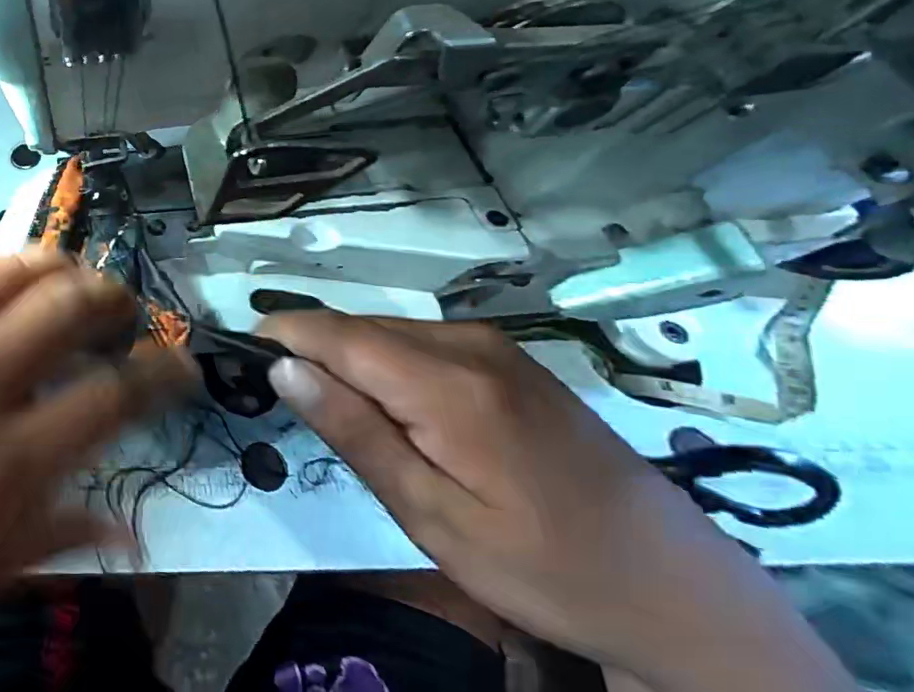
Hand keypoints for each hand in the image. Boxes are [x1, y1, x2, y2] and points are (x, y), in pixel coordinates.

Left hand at [0, 252, 191, 691]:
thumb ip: (60, 534)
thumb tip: (132, 528)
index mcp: (2, 461)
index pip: (111, 395)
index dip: (161, 374)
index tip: (180, 367)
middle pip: (65, 306)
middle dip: (114, 299)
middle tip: (124, 314)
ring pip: (6, 270)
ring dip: (55, 266)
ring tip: (73, 282)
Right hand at [261, 314, 851, 691]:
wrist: (675, 585)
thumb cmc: (541, 565)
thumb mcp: (432, 516)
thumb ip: (355, 432)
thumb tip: (283, 368)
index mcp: (446, 383)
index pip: (336, 334)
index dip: (282, 333)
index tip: (239, 350)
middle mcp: (468, 344)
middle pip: (360, 328)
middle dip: (312, 348)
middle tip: (281, 396)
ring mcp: (495, 346)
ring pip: (389, 332)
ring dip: (348, 357)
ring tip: (334, 410)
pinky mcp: (510, 358)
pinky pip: (423, 342)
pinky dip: (387, 362)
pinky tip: (391, 407)